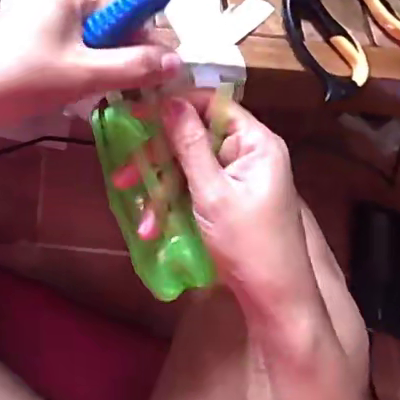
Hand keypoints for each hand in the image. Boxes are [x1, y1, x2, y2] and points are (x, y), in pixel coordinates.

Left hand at [0, 0, 180, 134]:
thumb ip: (133, 66)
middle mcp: (52, 1)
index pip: (128, 2)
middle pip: (108, 23)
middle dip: (125, 56)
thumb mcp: (84, 74)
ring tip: (105, 98)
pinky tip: (74, 99)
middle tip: (135, 91)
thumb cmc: (20, 79)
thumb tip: (177, 60)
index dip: (150, 34)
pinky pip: (64, 53)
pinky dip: (76, 74)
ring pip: (86, 43)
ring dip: (101, 69)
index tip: (161, 69)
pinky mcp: (21, 45)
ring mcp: (34, 23)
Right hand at [161, 97, 367, 390]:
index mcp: (255, 143)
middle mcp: (247, 154)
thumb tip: (169, 100)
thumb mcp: (211, 191)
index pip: (212, 104)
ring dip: (159, 187)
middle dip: (157, 158)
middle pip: (192, 136)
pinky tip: (152, 225)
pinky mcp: (226, 198)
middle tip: (125, 172)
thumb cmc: (247, 242)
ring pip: (186, 165)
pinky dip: (171, 203)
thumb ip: (189, 143)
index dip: (174, 104)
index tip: (137, 113)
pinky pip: (191, 187)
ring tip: (142, 213)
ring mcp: (236, 177)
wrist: (274, 299)